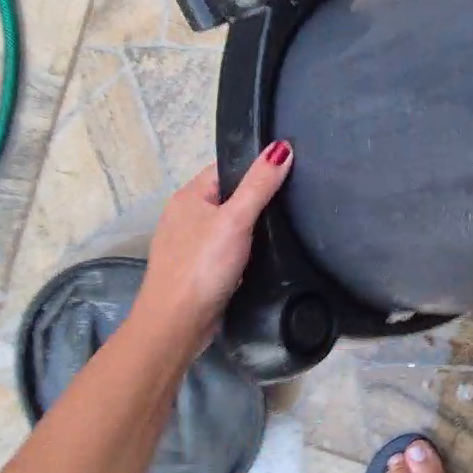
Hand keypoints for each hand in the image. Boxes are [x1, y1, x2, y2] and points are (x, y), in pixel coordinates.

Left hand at [128, 141, 292, 350]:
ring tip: (289, 225)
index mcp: (188, 196)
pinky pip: (229, 249)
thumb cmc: (202, 266)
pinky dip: (247, 250)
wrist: (176, 325)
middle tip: (296, 199)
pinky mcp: (200, 270)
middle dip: (259, 198)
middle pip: (231, 196)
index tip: (291, 170)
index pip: (228, 168)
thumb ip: (260, 184)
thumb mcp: (236, 219)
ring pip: (231, 225)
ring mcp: (191, 245)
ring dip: (254, 227)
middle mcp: (186, 216)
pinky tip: (267, 254)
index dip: (257, 167)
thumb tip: (282, 147)